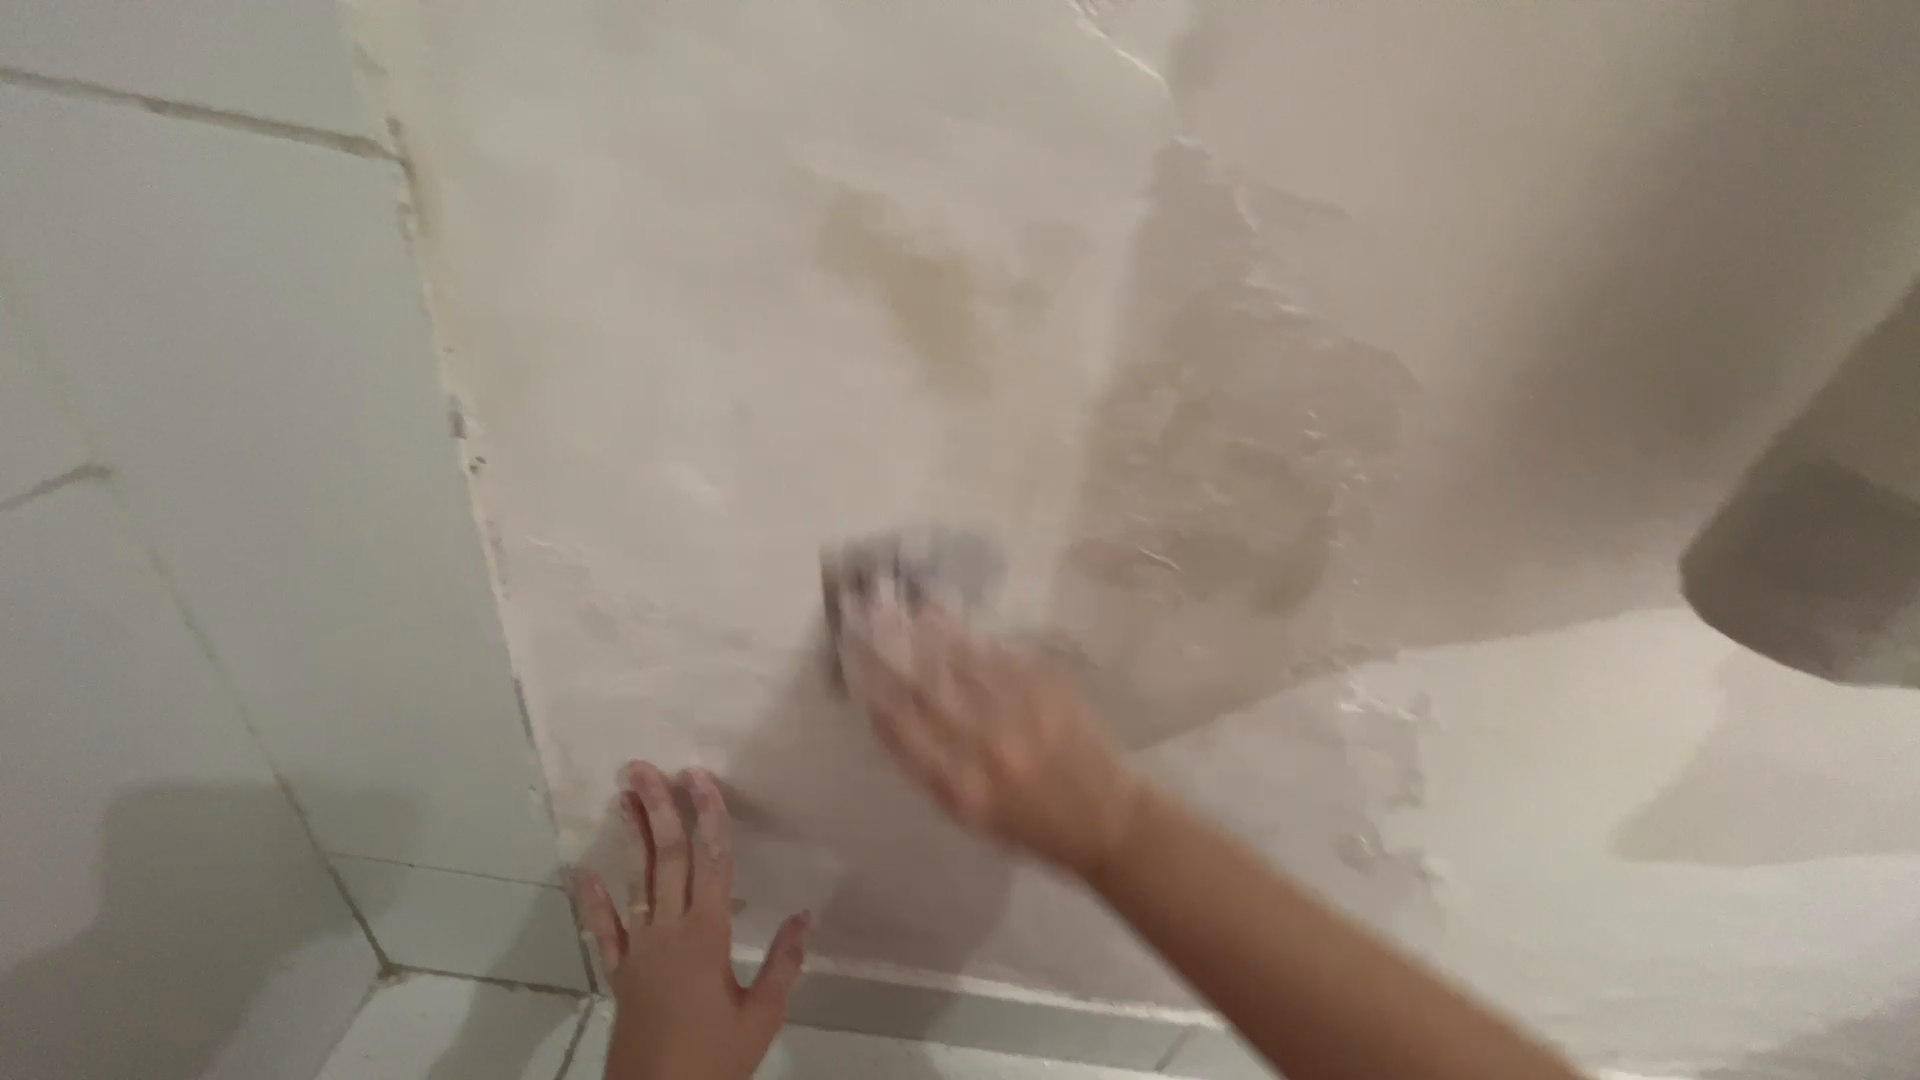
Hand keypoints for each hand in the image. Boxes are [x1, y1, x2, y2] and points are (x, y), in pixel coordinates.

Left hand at [575, 761, 809, 1079]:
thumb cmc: (713, 1060)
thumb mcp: (762, 1016)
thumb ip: (784, 963)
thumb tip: (804, 914)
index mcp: (708, 934)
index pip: (711, 859)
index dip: (707, 814)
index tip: (698, 777)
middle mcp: (669, 930)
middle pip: (666, 857)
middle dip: (657, 810)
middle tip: (643, 768)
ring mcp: (638, 950)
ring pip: (636, 882)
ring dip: (630, 838)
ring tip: (621, 797)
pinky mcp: (619, 974)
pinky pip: (604, 930)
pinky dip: (593, 901)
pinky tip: (583, 872)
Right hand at [833, 576, 1143, 876]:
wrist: (1111, 821)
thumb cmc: (1035, 829)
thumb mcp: (975, 818)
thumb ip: (934, 771)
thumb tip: (895, 715)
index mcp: (962, 790)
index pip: (903, 731)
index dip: (874, 690)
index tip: (853, 659)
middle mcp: (987, 751)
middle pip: (927, 688)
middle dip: (892, 648)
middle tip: (869, 614)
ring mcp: (1022, 717)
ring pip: (963, 665)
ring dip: (928, 632)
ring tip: (903, 606)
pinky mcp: (1050, 693)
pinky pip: (1003, 658)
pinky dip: (973, 638)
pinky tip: (951, 620)